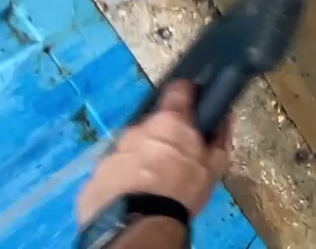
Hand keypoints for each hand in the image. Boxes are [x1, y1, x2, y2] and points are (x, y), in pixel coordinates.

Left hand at [76, 81, 232, 224]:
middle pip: (152, 125)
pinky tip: (130, 196)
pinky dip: (121, 180)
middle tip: (173, 156)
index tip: (193, 105)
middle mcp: (137, 131)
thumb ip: (220, 136)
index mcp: (170, 121)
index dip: (187, 94)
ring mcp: (110, 156)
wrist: (137, 227)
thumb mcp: (215, 164)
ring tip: (149, 181)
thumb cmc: (182, 189)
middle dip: (161, 136)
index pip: (178, 89)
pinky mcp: (90, 182)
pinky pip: (111, 174)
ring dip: (140, 158)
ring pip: (130, 150)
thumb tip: (224, 117)